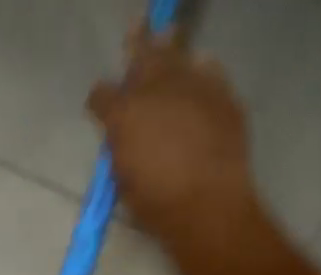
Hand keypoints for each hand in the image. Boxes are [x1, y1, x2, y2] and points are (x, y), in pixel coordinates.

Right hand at [87, 25, 255, 239]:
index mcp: (123, 115)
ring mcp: (192, 87)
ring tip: (168, 36)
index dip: (98, 101)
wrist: (208, 205)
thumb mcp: (123, 178)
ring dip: (170, 48)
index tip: (99, 106)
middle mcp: (155, 90)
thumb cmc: (155, 202)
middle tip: (137, 22)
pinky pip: (210, 70)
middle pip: (142, 56)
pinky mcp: (222, 95)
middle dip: (136, 43)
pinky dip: (202, 70)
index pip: (100, 95)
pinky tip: (200, 71)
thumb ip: (121, 148)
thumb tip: (125, 136)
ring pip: (178, 55)